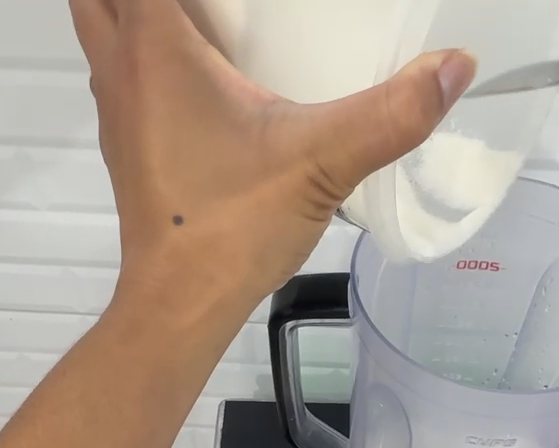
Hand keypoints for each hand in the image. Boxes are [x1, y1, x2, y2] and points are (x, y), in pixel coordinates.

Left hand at [71, 0, 474, 316]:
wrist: (180, 306)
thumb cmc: (230, 231)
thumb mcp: (320, 164)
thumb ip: (389, 115)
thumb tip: (456, 66)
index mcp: (156, 47)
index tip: (240, 0)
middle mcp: (121, 72)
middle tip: (209, 2)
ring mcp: (118, 117)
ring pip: (102, 34)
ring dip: (133, 13)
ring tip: (204, 21)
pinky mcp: (128, 154)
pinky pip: (122, 82)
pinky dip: (144, 63)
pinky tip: (199, 86)